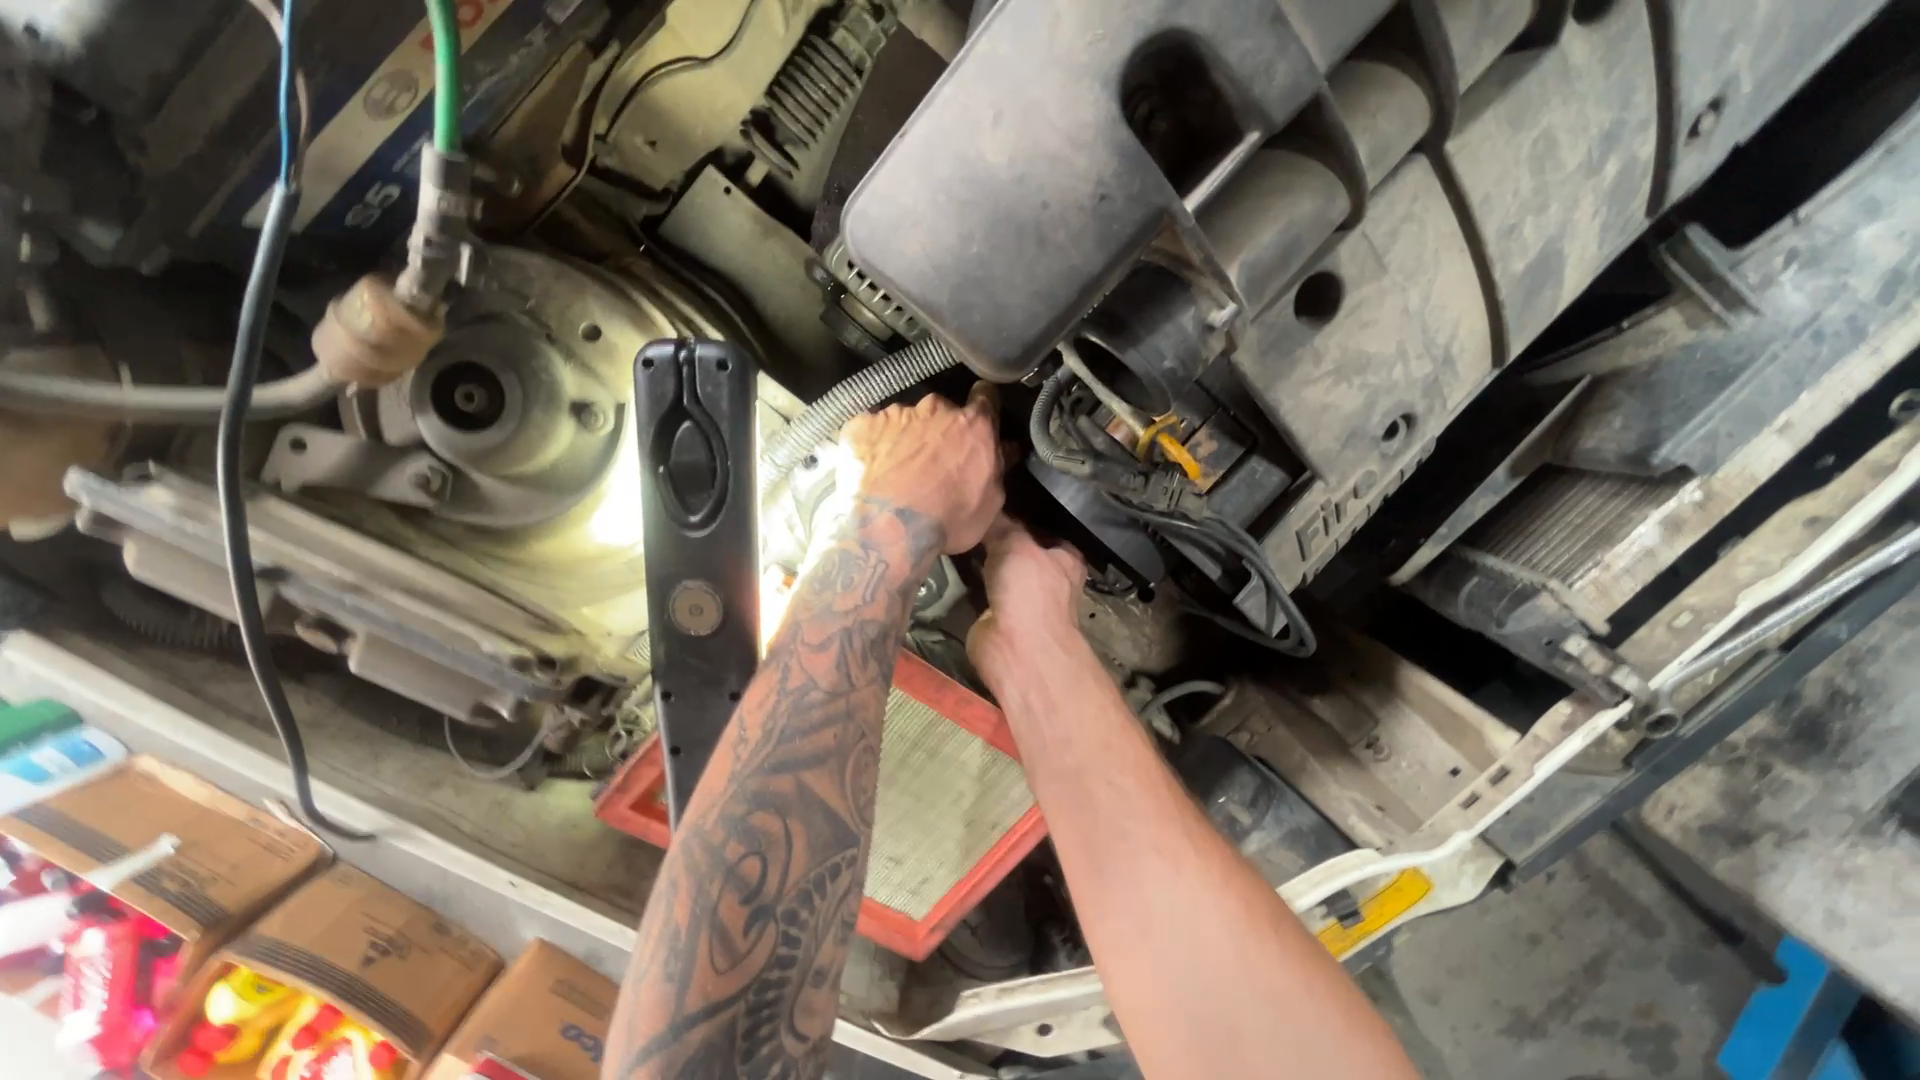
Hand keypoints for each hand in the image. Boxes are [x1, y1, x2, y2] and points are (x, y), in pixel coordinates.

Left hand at [841, 382, 1004, 553]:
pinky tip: (872, 469)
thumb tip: (1005, 451)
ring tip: (897, 470)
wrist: (888, 529)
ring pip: (906, 419)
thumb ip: (997, 468)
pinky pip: (871, 428)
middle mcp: (936, 408)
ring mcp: (896, 413)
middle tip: (933, 461)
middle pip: (942, 410)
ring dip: (905, 437)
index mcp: (974, 424)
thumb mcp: (990, 502)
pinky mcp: (863, 424)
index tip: (978, 421)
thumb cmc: (947, 519)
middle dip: (940, 429)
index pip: (986, 397)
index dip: (983, 408)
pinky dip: (873, 444)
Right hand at [967, 514, 1087, 687]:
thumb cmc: (1030, 592)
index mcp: (1066, 558)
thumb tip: (986, 506)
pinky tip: (953, 563)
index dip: (1023, 513)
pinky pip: (982, 588)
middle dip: (999, 535)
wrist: (1017, 649)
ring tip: (959, 533)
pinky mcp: (999, 616)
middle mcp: (1048, 578)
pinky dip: (970, 580)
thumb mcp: (1016, 543)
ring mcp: (1024, 599)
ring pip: (1000, 568)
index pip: (1045, 528)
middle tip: (971, 514)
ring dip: (982, 558)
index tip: (996, 498)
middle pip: (1020, 547)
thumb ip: (1001, 524)